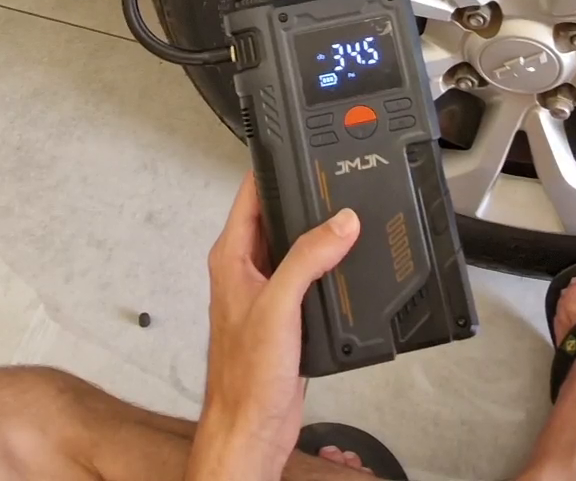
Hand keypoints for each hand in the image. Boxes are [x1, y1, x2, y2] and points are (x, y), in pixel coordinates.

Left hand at [186, 174, 359, 480]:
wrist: (252, 427)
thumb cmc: (245, 376)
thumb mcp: (279, 306)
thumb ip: (308, 258)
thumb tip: (339, 222)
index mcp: (231, 256)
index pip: (250, 194)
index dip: (271, 168)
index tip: (294, 148)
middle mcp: (245, 267)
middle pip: (276, 215)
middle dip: (303, 197)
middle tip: (330, 179)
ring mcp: (265, 289)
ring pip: (294, 243)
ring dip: (316, 231)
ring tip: (344, 215)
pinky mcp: (284, 311)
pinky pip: (307, 271)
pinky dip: (326, 261)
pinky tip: (343, 261)